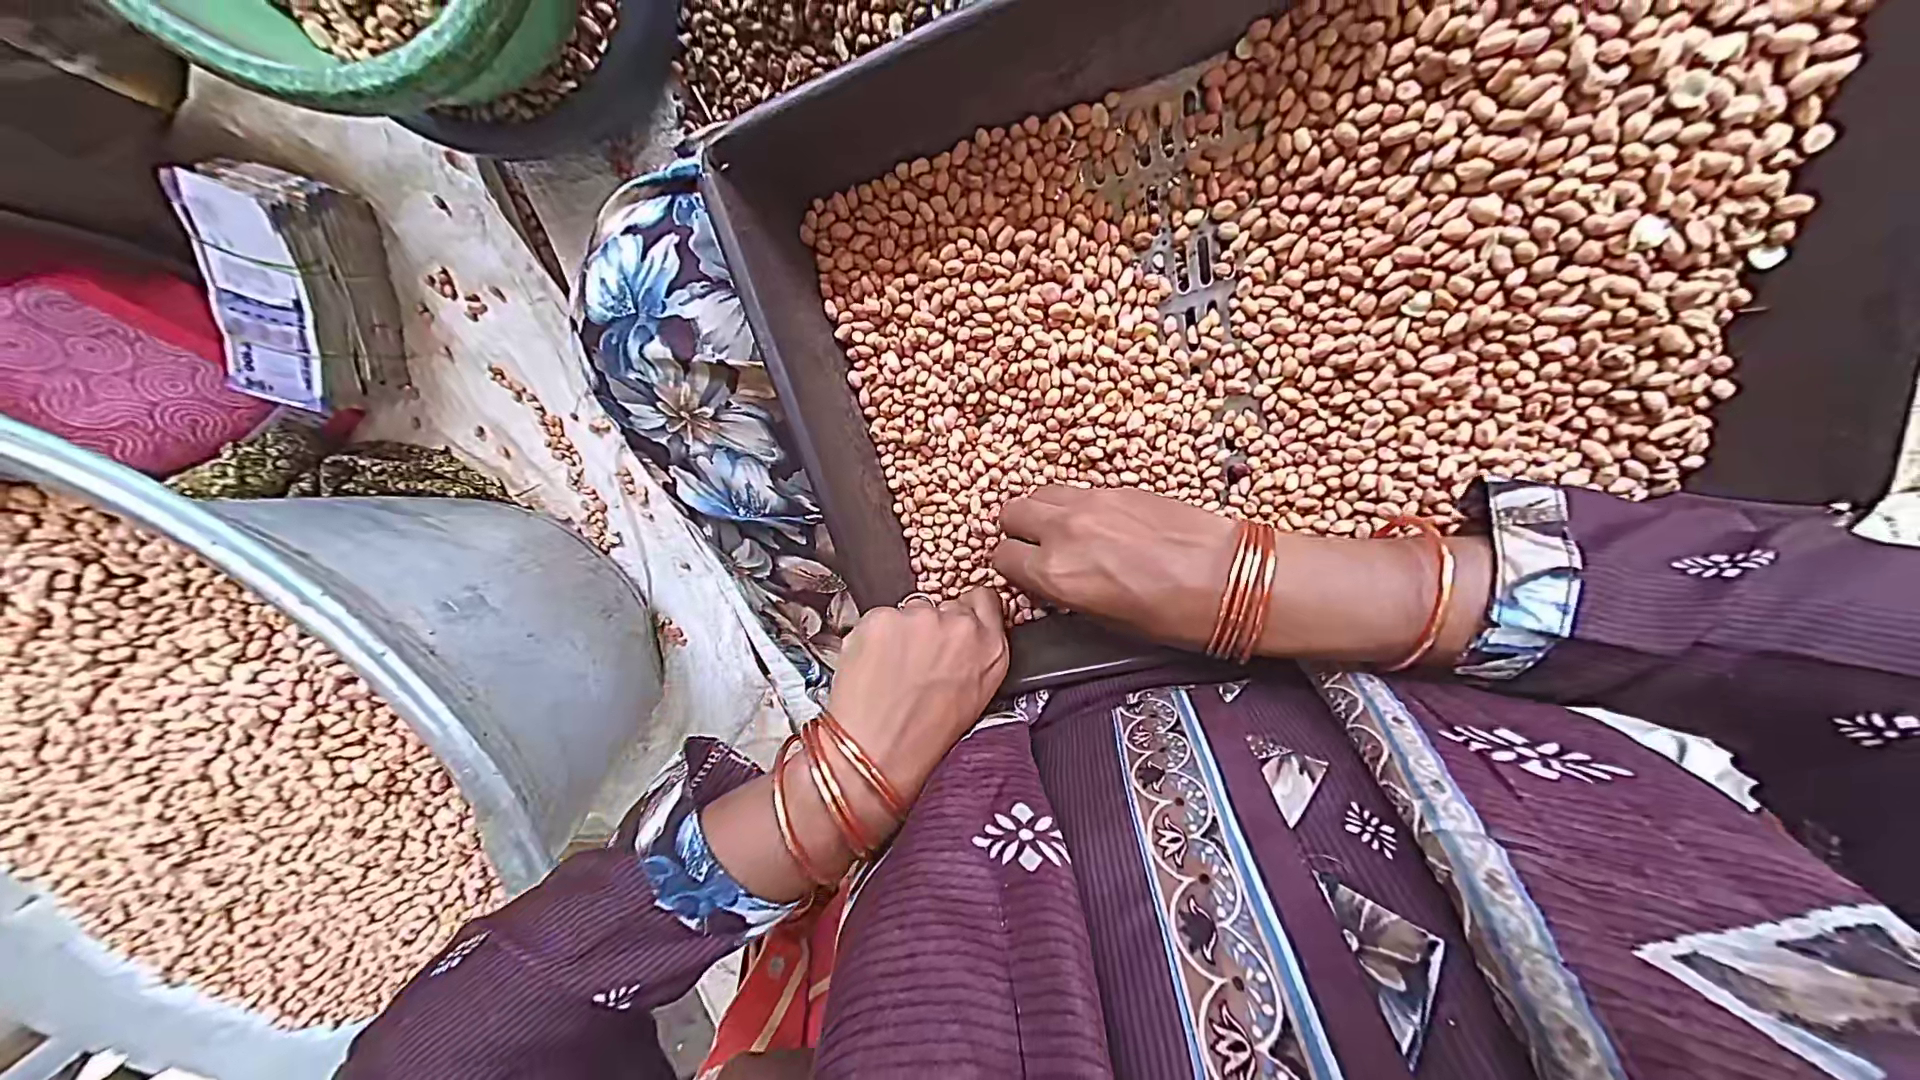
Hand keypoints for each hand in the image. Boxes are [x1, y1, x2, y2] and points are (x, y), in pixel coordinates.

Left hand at [824, 586, 1009, 802]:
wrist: (875, 755)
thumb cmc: (923, 738)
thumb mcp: (976, 696)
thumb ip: (978, 653)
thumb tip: (964, 631)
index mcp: (991, 647)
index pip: (983, 599)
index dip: (963, 610)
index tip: (951, 623)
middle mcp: (959, 625)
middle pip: (942, 605)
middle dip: (929, 626)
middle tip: (916, 661)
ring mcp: (919, 617)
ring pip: (908, 611)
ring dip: (900, 631)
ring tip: (891, 670)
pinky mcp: (881, 617)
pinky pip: (878, 619)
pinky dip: (873, 637)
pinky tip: (873, 666)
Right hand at [991, 486, 1238, 650]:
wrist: (1229, 577)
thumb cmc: (1176, 613)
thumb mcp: (1107, 622)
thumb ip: (1066, 595)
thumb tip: (1053, 583)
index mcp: (1054, 573)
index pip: (1002, 557)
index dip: (1011, 567)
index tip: (1024, 572)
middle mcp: (1063, 531)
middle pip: (1011, 514)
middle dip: (1017, 531)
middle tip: (1036, 546)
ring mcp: (1090, 502)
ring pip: (1039, 494)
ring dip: (1042, 511)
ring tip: (1063, 530)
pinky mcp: (1118, 487)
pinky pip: (1077, 490)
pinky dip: (1074, 504)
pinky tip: (1097, 522)